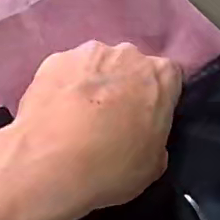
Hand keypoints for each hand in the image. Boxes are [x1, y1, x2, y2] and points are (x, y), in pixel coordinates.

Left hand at [1, 41, 182, 219]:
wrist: (50, 166)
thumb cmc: (112, 166)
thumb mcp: (154, 164)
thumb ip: (156, 138)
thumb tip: (144, 135)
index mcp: (162, 75)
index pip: (169, 78)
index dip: (158, 99)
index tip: (146, 120)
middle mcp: (128, 54)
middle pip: (131, 66)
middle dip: (125, 87)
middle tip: (111, 121)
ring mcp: (87, 53)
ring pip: (96, 65)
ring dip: (93, 84)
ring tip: (77, 119)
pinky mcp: (52, 60)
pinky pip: (65, 72)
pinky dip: (63, 87)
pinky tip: (53, 114)